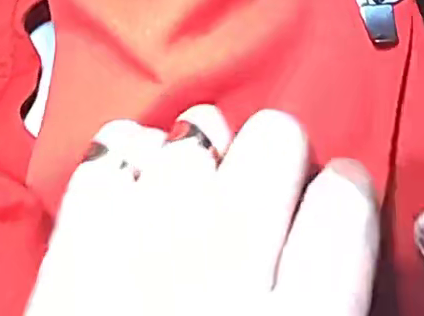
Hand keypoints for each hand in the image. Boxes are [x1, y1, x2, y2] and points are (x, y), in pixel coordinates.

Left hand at [26, 105, 380, 315]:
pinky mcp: (78, 233)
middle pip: (275, 137)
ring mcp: (143, 236)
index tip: (335, 198)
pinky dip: (132, 158)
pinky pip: (120, 142)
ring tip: (195, 194)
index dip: (345, 192)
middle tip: (264, 195)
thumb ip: (329, 304)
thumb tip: (341, 254)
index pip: (345, 200)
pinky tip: (136, 195)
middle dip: (278, 156)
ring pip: (199, 125)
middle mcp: (224, 264)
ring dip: (205, 153)